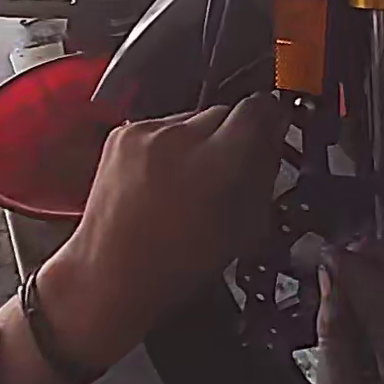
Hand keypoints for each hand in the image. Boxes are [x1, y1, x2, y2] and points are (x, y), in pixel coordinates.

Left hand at [35, 92, 286, 370]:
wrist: (110, 275)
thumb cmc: (174, 267)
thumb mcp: (242, 228)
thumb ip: (264, 174)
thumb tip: (273, 136)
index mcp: (217, 163)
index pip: (259, 109)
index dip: (271, 118)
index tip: (272, 126)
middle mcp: (180, 139)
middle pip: (227, 111)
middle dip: (233, 136)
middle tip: (228, 170)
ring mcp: (147, 133)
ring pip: (194, 117)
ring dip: (200, 140)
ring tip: (190, 180)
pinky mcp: (124, 133)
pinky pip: (163, 124)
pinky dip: (170, 144)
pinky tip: (165, 176)